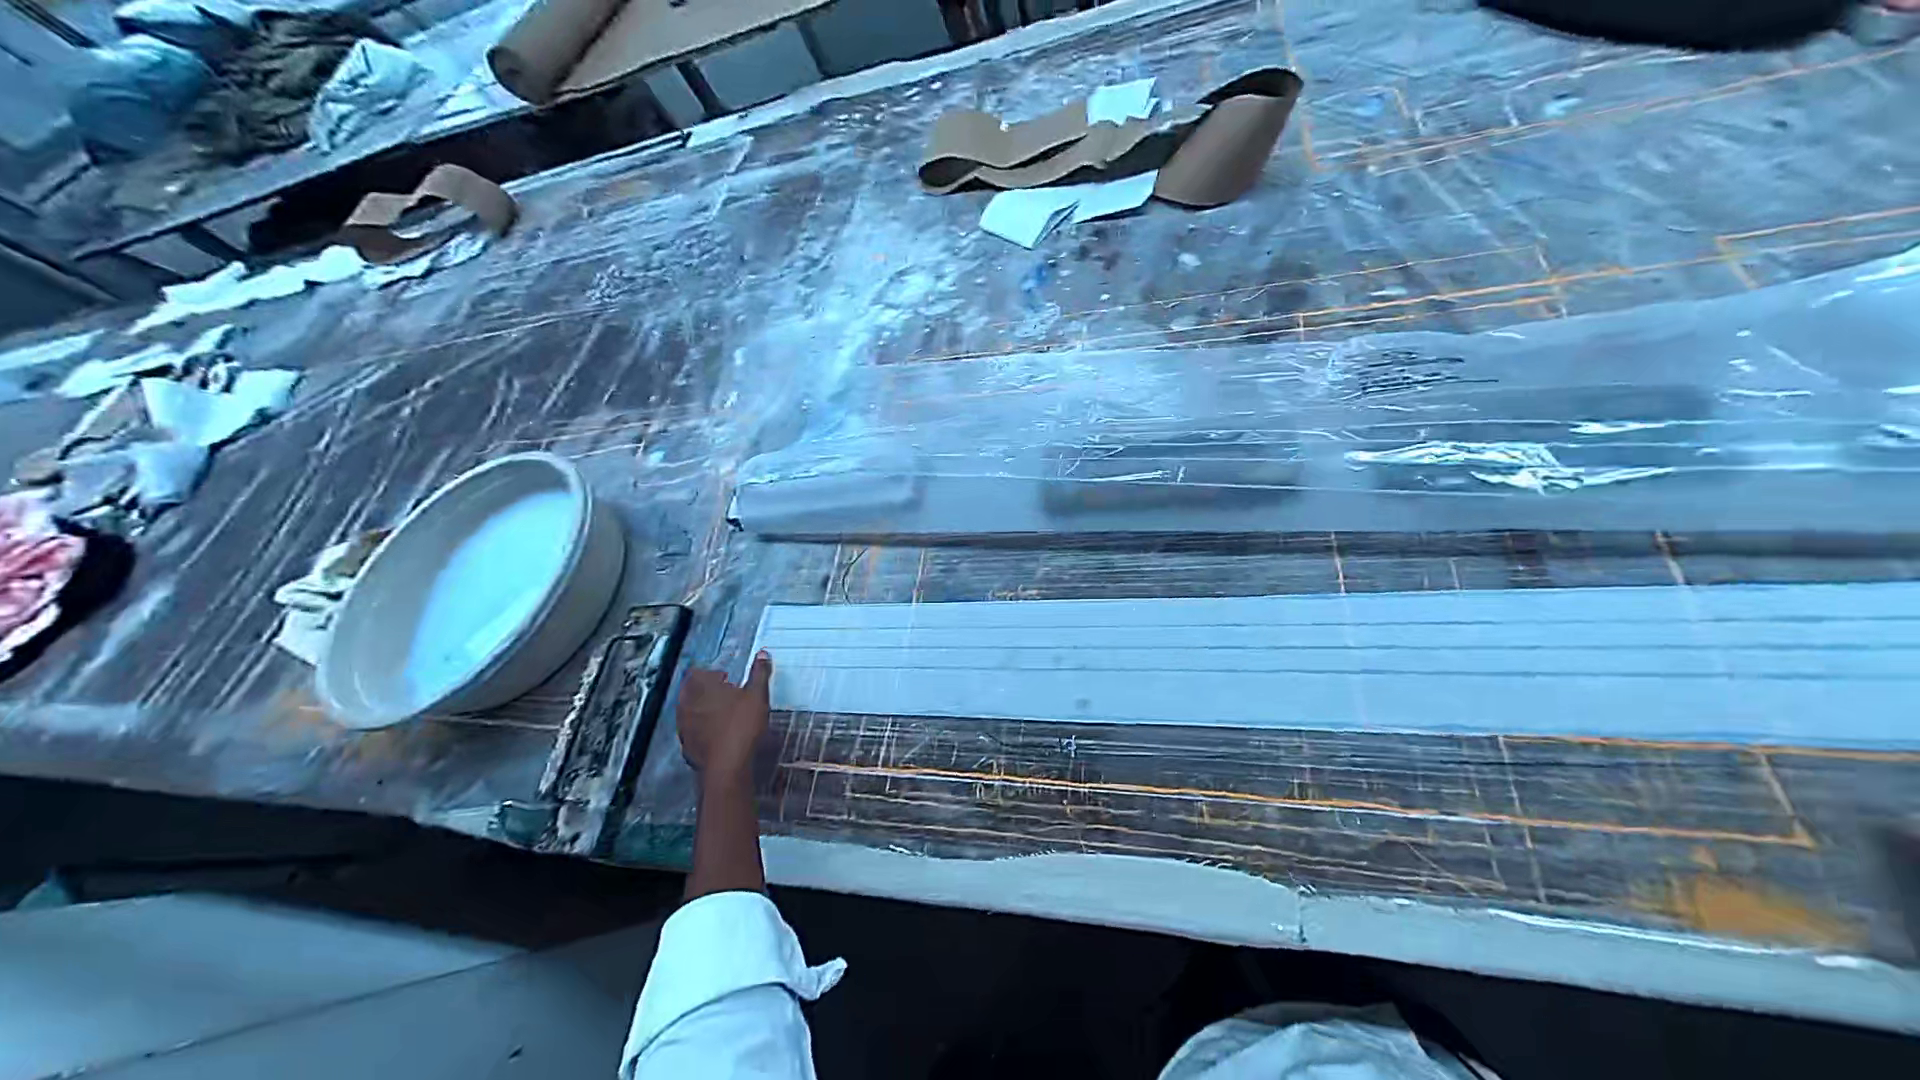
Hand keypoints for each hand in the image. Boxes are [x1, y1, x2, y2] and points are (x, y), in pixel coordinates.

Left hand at [677, 650, 771, 783]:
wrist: (727, 766)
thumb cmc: (742, 725)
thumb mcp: (757, 695)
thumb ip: (759, 673)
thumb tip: (763, 653)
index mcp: (700, 687)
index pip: (697, 672)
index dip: (712, 673)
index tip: (727, 679)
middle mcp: (686, 704)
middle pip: (691, 691)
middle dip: (707, 691)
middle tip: (727, 695)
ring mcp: (684, 727)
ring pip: (690, 712)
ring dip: (703, 710)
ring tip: (724, 715)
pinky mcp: (687, 746)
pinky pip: (693, 731)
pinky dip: (703, 729)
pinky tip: (718, 735)